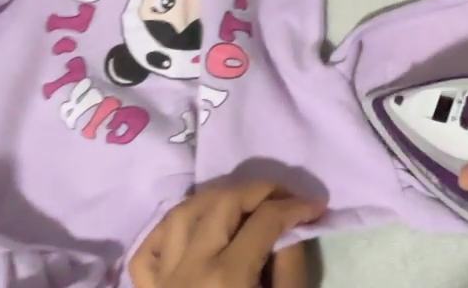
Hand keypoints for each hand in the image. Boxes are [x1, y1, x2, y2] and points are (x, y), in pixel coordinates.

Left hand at [128, 180, 322, 287]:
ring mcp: (161, 282)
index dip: (298, 206)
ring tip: (244, 204)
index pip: (267, 219)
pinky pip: (150, 249)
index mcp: (227, 278)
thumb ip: (289, 269)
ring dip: (219, 198)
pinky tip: (196, 229)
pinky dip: (172, 229)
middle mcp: (190, 269)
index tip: (317, 208)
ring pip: (184, 213)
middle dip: (263, 190)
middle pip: (226, 202)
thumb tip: (291, 232)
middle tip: (287, 199)